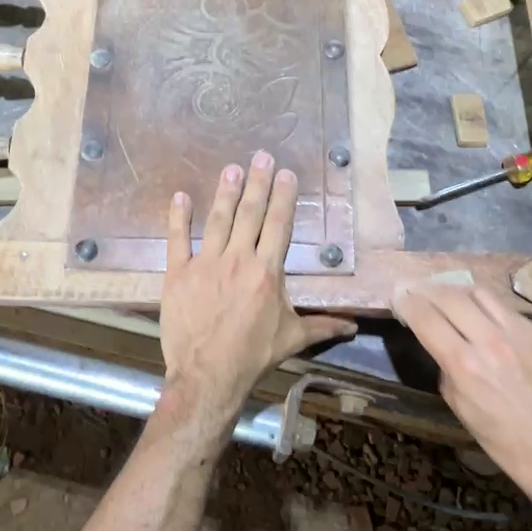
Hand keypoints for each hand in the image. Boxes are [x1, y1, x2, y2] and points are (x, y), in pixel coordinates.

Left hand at [159, 152, 357, 440]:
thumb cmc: (253, 355)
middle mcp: (238, 260)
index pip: (278, 225)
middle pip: (250, 213)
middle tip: (262, 155)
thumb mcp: (292, 338)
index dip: (283, 197)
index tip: (286, 173)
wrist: (208, 374)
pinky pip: (178, 240)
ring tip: (231, 168)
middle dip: (257, 183)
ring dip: (226, 192)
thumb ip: (323, 326)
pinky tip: (180, 196)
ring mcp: (206, 264)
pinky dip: (178, 217)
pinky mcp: (179, 274)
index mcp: (267, 272)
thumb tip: (354, 325)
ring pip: (218, 220)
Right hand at [394, 284, 531, 492]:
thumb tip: (439, 340)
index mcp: (464, 364)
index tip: (399, 296)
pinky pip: (506, 310)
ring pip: (479, 293)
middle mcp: (490, 341)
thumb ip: (445, 365)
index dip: (407, 303)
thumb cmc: (500, 437)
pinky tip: (482, 316)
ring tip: (447, 294)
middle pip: (450, 296)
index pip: (426, 318)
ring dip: (456, 291)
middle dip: (427, 289)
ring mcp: (520, 333)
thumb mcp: (458, 404)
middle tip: (417, 289)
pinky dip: (486, 308)